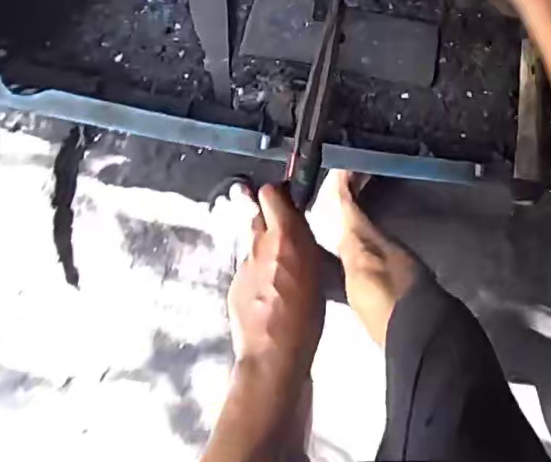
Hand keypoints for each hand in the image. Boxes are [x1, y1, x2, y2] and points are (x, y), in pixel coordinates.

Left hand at [227, 183, 324, 382]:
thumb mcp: (317, 267)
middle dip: (271, 219)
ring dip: (265, 248)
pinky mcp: (233, 287)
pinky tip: (268, 292)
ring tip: (280, 268)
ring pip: (254, 243)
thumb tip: (296, 227)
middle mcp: (259, 245)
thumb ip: (303, 240)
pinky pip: (248, 269)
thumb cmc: (307, 312)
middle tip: (286, 233)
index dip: (277, 194)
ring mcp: (243, 266)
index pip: (270, 193)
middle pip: (259, 215)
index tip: (288, 200)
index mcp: (284, 235)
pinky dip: (257, 273)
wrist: (273, 357)